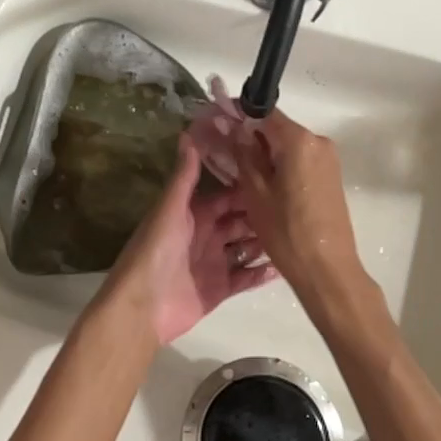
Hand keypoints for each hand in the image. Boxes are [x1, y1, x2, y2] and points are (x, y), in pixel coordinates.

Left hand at [101, 135, 277, 344]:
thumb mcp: (170, 209)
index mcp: (193, 214)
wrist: (143, 306)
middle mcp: (205, 235)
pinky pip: (246, 277)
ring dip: (267, 242)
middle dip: (263, 215)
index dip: (248, 188)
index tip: (277, 177)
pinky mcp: (219, 289)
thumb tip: (189, 133)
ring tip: (298, 233)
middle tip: (295, 207)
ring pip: (246, 248)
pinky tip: (287, 265)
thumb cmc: (156, 251)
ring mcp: (214, 263)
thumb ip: (184, 176)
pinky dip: (263, 272)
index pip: (226, 196)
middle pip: (240, 222)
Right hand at [233, 110, 365, 294]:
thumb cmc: (286, 231)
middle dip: (250, 136)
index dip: (239, 115)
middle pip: (277, 128)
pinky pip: (300, 160)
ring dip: (265, 153)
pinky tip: (264, 185)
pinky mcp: (330, 176)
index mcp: (300, 140)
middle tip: (223, 152)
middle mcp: (318, 141)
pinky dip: (280, 165)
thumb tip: (230, 124)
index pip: (264, 112)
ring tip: (240, 173)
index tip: (217, 122)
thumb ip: (243, 152)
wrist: (327, 269)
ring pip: (288, 146)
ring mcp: (328, 159)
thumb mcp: (255, 191)